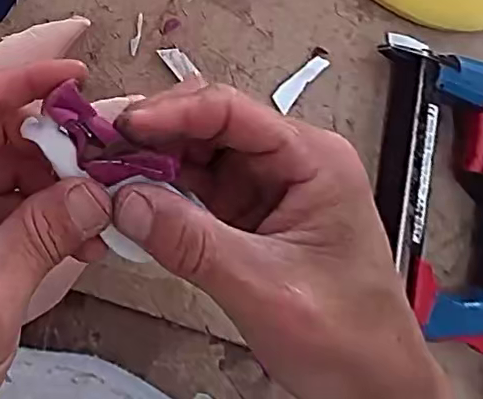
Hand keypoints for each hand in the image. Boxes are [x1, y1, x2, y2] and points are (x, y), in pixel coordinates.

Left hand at [0, 60, 114, 398]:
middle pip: (11, 129)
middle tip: (107, 164)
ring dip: (63, 184)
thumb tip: (100, 190)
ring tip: (103, 212)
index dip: (35, 78)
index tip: (82, 77)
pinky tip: (85, 237)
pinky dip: (53, 213)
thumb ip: (48, 230)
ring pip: (22, 164)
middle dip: (61, 144)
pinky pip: (20, 200)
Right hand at [112, 81, 447, 398]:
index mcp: (312, 157)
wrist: (376, 393)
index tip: (127, 126)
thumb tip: (131, 202)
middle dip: (155, 131)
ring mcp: (266, 182)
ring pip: (197, 150)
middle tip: (106, 146)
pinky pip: (196, 184)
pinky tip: (134, 197)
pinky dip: (162, 189)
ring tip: (110, 170)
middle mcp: (289, 158)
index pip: (232, 111)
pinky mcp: (248, 207)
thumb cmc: (353, 341)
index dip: (174, 112)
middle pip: (210, 122)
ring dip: (153, 159)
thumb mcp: (268, 290)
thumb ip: (195, 243)